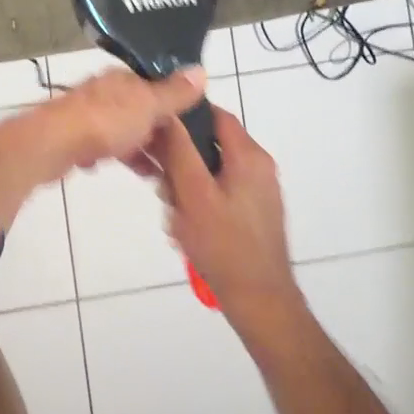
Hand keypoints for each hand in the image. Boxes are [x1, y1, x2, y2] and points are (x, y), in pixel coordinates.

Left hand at [0, 66, 207, 185]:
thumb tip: (200, 69)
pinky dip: (117, 157)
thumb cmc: (104, 122)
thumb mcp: (147, 105)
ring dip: (139, 148)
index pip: (154, 85)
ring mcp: (87, 114)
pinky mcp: (74, 137)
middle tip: (181, 158)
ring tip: (160, 173)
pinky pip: (102, 146)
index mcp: (121, 79)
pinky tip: (127, 172)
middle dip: (158, 132)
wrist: (53, 143)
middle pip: (138, 109)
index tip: (194, 128)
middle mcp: (103, 92)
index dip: (175, 105)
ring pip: (121, 130)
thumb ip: (173, 93)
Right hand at [144, 106, 301, 320]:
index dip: (183, 118)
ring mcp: (257, 192)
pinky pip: (217, 192)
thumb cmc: (224, 245)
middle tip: (163, 187)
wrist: (259, 301)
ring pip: (209, 171)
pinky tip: (186, 227)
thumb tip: (167, 112)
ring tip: (176, 215)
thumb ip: (178, 150)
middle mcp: (258, 167)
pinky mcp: (252, 212)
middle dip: (180, 163)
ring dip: (185, 187)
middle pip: (208, 145)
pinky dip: (198, 202)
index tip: (154, 132)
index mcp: (249, 156)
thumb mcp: (193, 193)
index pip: (214, 115)